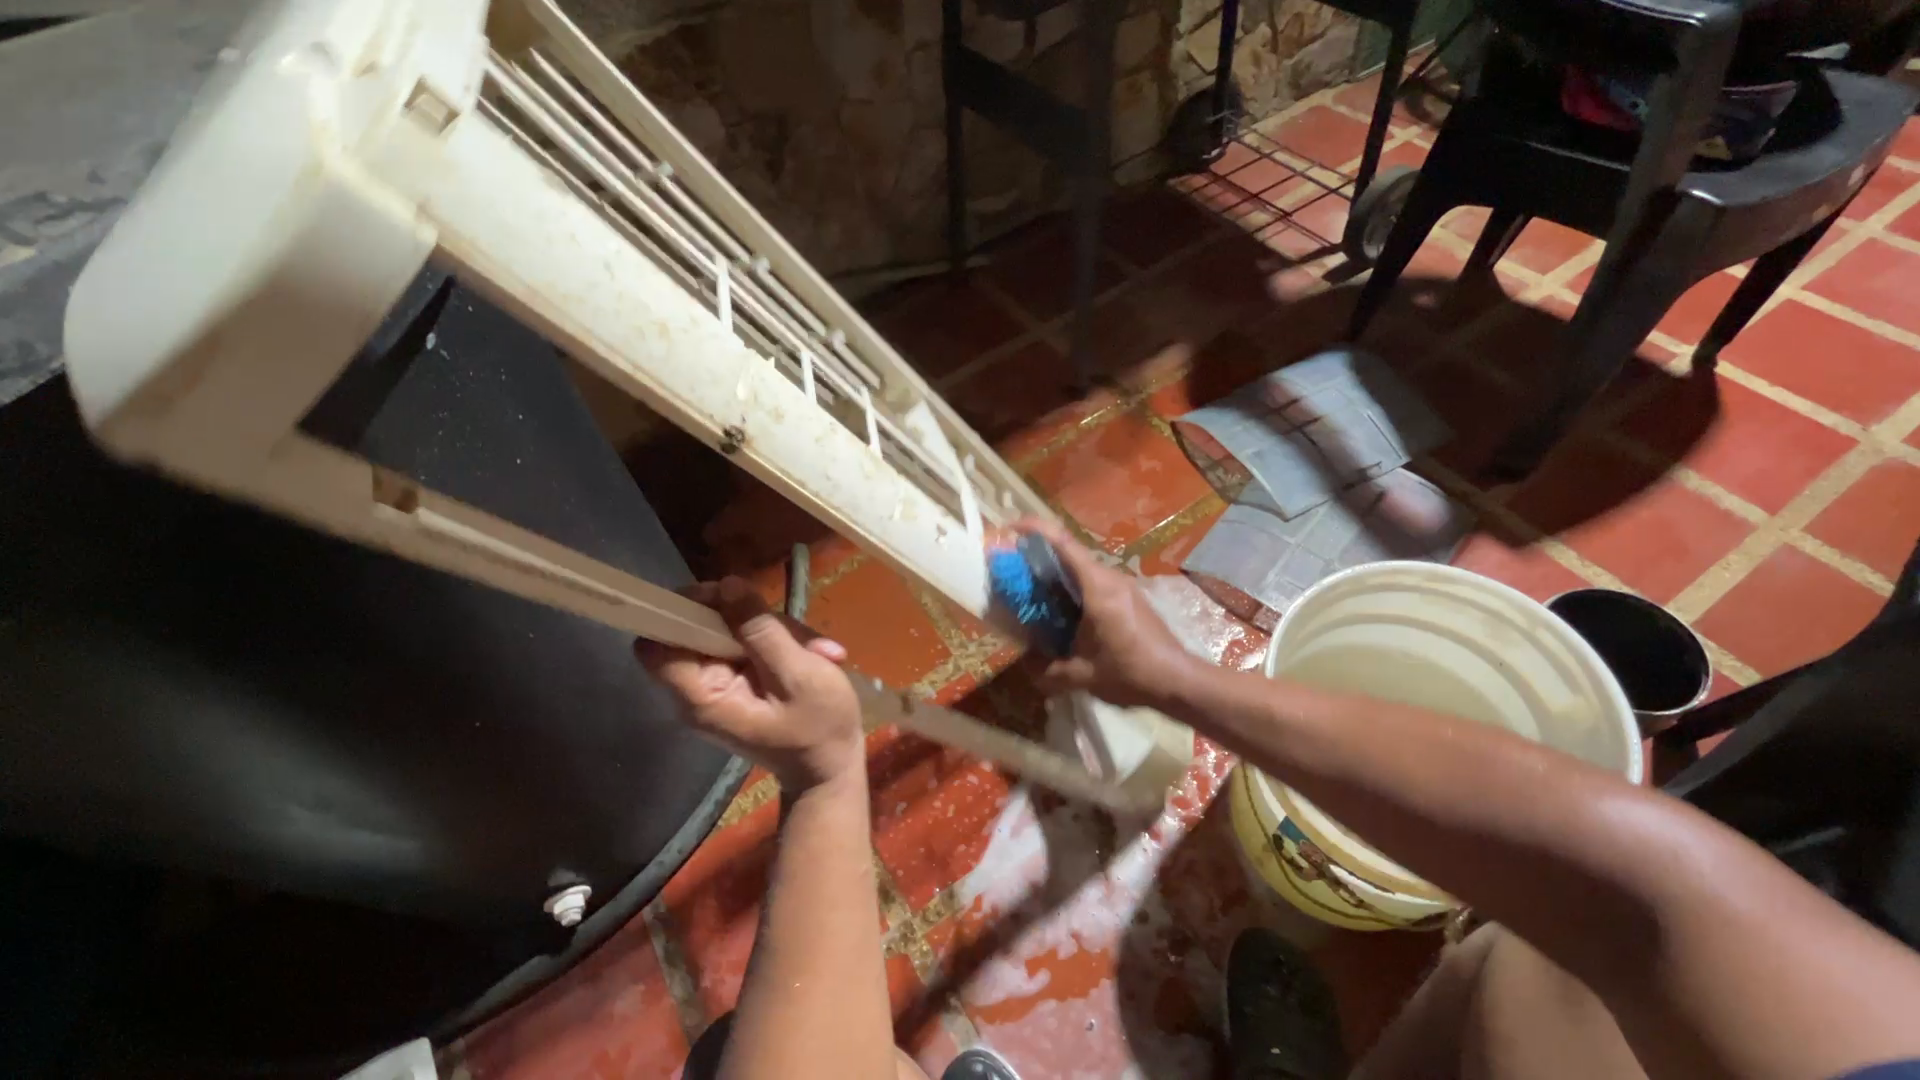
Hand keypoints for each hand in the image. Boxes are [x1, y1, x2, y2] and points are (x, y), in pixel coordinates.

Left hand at [636, 577, 864, 792]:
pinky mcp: (740, 681)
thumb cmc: (818, 730)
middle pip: (701, 629)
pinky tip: (813, 655)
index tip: (725, 597)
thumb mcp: (799, 676)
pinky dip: (781, 643)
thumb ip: (762, 631)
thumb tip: (728, 584)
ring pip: (732, 631)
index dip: (680, 612)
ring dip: (777, 631)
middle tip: (797, 633)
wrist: (831, 770)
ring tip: (819, 651)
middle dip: (750, 618)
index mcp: (703, 696)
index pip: (655, 644)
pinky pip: (749, 644)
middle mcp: (700, 689)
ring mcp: (720, 685)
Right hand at [1015, 518, 1199, 708]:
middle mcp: (1111, 579)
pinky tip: (1062, 612)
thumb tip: (1026, 667)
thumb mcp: (1083, 676)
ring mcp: (1123, 587)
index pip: (1064, 545)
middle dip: (1039, 557)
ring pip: (1082, 571)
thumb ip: (1049, 670)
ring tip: (1031, 593)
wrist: (1178, 681)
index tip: (1012, 527)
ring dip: (1057, 576)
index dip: (1036, 529)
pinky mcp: (1130, 599)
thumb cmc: (1131, 672)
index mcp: (1098, 588)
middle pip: (1070, 555)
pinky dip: (1073, 589)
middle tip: (1012, 569)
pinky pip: (1094, 584)